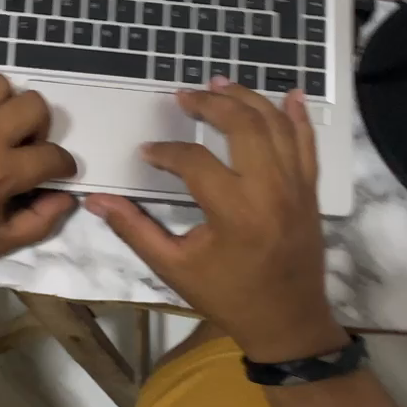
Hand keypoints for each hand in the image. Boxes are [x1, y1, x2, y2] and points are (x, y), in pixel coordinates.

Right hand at [84, 78, 344, 361]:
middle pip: (244, 126)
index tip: (147, 153)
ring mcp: (297, 187)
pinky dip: (298, 116)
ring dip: (248, 99)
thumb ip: (134, 228)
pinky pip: (308, 143)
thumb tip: (95, 201)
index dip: (165, 151)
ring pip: (277, 126)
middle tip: (184, 95)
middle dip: (211, 104)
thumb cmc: (227, 296)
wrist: (288, 323)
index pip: (194, 160)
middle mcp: (271, 191)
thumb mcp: (172, 267)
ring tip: (219, 83)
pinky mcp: (310, 191)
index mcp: (235, 212)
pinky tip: (289, 94)